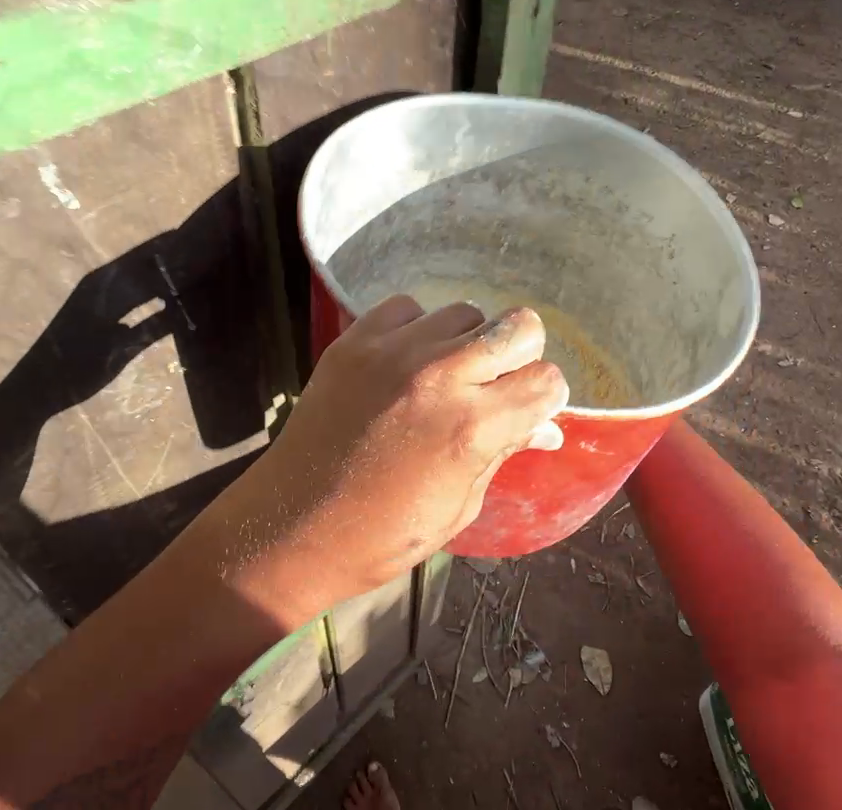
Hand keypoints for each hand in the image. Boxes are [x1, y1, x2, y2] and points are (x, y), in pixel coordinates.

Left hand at [205, 296, 567, 621]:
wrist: (294, 524)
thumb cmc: (384, 533)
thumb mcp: (460, 504)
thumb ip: (503, 452)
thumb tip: (545, 428)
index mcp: (474, 426)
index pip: (547, 380)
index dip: (544, 398)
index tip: (527, 410)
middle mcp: (440, 375)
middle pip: (519, 326)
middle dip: (520, 356)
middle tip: (495, 384)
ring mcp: (394, 350)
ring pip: (465, 311)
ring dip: (467, 341)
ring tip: (445, 374)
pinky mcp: (355, 340)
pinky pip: (407, 308)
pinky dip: (416, 329)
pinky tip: (405, 361)